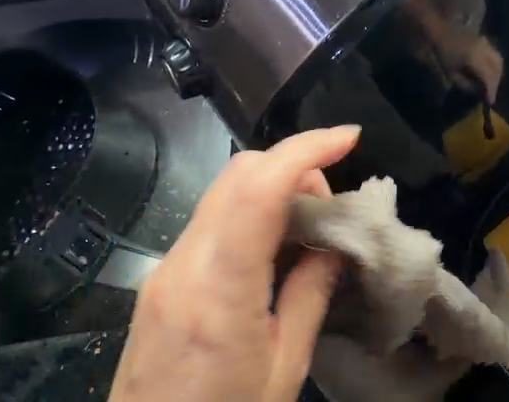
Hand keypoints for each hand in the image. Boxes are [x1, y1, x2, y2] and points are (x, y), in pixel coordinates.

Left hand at [109, 125, 361, 401]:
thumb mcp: (283, 370)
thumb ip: (310, 293)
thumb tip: (335, 240)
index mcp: (218, 291)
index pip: (259, 187)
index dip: (307, 149)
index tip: (350, 138)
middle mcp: (183, 265)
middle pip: (239, 173)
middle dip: (295, 164)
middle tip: (332, 205)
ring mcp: (164, 270)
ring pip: (224, 190)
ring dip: (273, 185)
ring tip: (309, 226)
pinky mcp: (159, 281)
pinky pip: (211, 219)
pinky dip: (250, 210)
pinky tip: (274, 247)